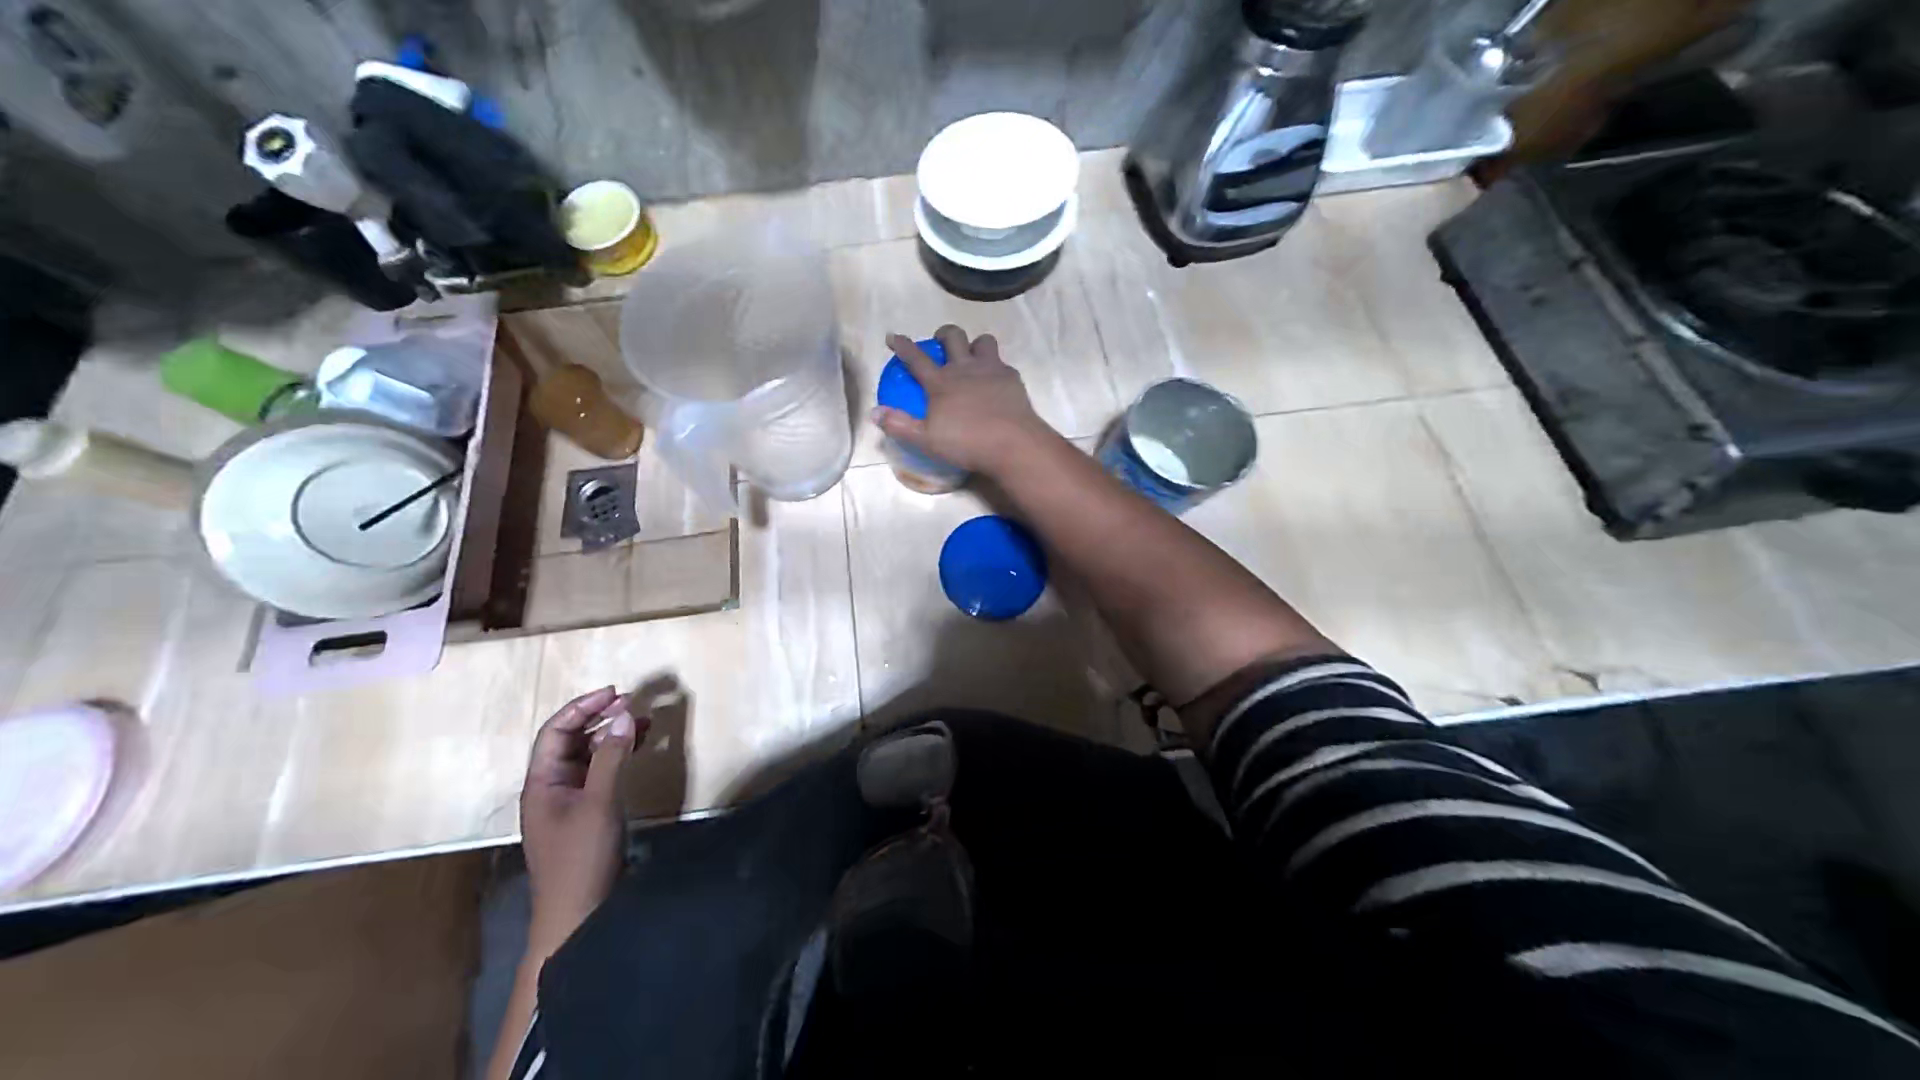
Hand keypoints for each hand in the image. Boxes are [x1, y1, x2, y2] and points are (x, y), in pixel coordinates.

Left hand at [519, 685, 643, 960]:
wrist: (576, 915)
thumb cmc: (581, 858)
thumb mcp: (598, 803)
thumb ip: (610, 757)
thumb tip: (623, 716)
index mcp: (541, 782)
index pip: (556, 732)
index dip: (583, 708)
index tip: (615, 693)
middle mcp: (551, 786)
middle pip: (571, 740)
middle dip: (600, 718)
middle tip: (633, 703)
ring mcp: (569, 800)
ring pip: (589, 755)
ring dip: (613, 735)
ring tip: (644, 720)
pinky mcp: (587, 812)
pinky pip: (601, 772)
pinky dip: (619, 756)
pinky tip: (640, 748)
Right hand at [873, 325, 1059, 475]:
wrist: (1012, 444)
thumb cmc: (966, 442)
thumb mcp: (926, 440)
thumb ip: (899, 425)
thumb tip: (874, 413)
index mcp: (941, 382)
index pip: (916, 357)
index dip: (902, 345)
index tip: (893, 337)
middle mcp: (965, 368)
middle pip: (953, 336)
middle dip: (943, 334)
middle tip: (940, 343)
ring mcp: (991, 369)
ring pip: (983, 341)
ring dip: (975, 345)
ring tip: (972, 357)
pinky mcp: (1012, 378)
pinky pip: (1002, 362)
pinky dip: (995, 367)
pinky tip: (995, 381)